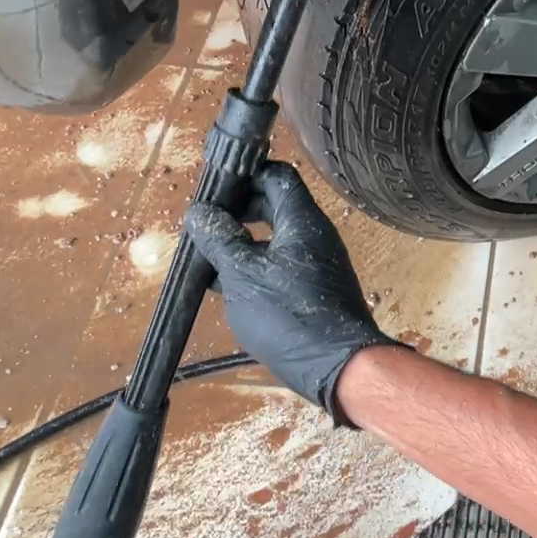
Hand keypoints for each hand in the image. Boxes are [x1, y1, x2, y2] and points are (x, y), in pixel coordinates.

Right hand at [184, 161, 396, 422]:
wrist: (335, 363)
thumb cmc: (289, 314)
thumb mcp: (242, 273)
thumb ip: (220, 239)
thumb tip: (201, 211)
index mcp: (303, 221)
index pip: (277, 176)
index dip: (245, 174)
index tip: (213, 186)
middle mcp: (314, 236)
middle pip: (273, 205)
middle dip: (236, 209)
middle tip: (201, 222)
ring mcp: (315, 263)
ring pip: (271, 238)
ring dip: (238, 242)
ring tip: (202, 254)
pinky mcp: (311, 288)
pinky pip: (276, 265)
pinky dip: (249, 267)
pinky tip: (219, 283)